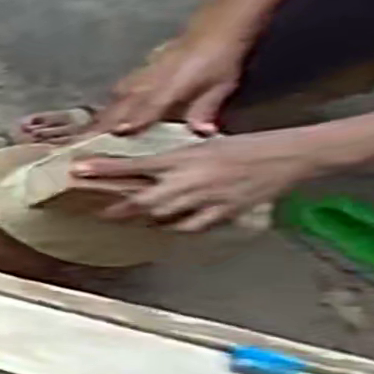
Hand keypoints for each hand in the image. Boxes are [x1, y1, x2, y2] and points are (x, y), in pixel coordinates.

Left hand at [73, 129, 317, 230]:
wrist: (296, 154)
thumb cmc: (246, 146)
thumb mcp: (202, 145)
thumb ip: (169, 159)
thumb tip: (136, 168)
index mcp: (183, 158)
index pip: (134, 165)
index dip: (103, 169)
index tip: (77, 169)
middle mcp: (190, 180)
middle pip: (140, 200)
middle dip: (116, 209)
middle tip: (99, 213)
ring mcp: (206, 198)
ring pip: (159, 216)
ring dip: (141, 219)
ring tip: (129, 220)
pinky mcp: (224, 212)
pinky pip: (188, 227)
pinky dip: (173, 228)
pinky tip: (165, 226)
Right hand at [92, 28, 250, 134]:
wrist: (214, 28)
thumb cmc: (221, 59)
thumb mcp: (221, 86)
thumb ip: (205, 110)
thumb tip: (202, 133)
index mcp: (164, 92)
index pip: (139, 115)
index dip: (123, 127)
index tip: (103, 142)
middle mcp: (143, 88)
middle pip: (114, 113)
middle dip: (94, 130)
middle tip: (75, 146)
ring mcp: (134, 81)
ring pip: (109, 105)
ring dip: (95, 121)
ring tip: (79, 136)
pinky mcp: (132, 77)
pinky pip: (113, 96)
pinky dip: (105, 108)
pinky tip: (100, 116)